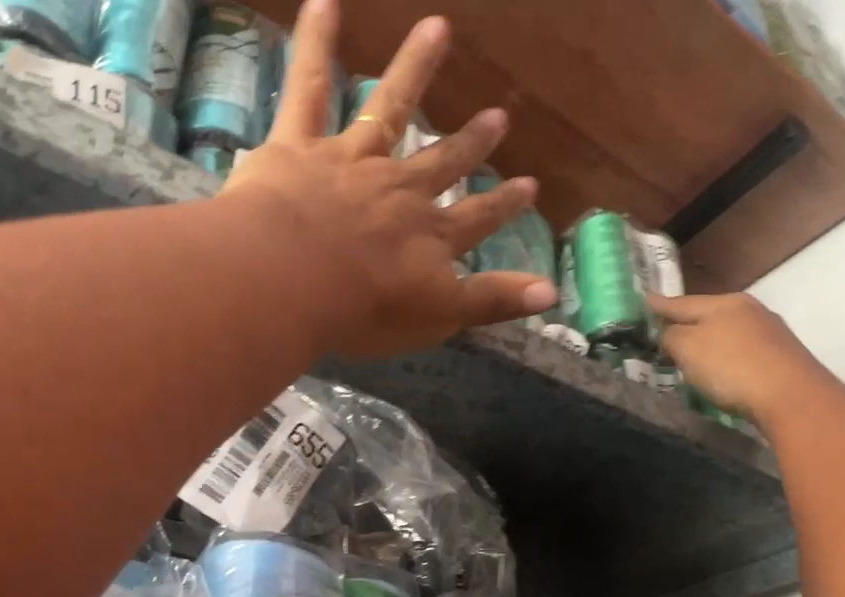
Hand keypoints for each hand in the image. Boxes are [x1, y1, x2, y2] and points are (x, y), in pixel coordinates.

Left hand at [220, 0, 555, 356]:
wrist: (291, 280)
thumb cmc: (362, 311)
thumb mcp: (437, 316)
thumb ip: (491, 302)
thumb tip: (553, 294)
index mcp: (429, 236)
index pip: (476, 220)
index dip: (502, 206)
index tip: (528, 185)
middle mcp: (400, 190)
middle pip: (441, 162)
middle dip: (470, 144)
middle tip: (497, 118)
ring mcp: (353, 161)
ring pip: (390, 108)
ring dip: (414, 68)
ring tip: (437, 28)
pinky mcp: (301, 145)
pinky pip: (309, 88)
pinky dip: (316, 44)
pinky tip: (324, 2)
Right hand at [651, 292, 832, 424]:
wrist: (791, 396)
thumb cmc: (732, 367)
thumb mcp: (688, 349)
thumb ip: (671, 337)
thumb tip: (669, 333)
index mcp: (724, 303)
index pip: (682, 302)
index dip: (661, 305)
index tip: (645, 300)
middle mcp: (749, 310)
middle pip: (709, 313)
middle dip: (688, 320)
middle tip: (667, 327)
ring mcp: (769, 332)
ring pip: (729, 329)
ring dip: (710, 338)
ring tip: (694, 349)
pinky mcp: (782, 355)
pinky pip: (745, 349)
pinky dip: (729, 354)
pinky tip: (726, 366)